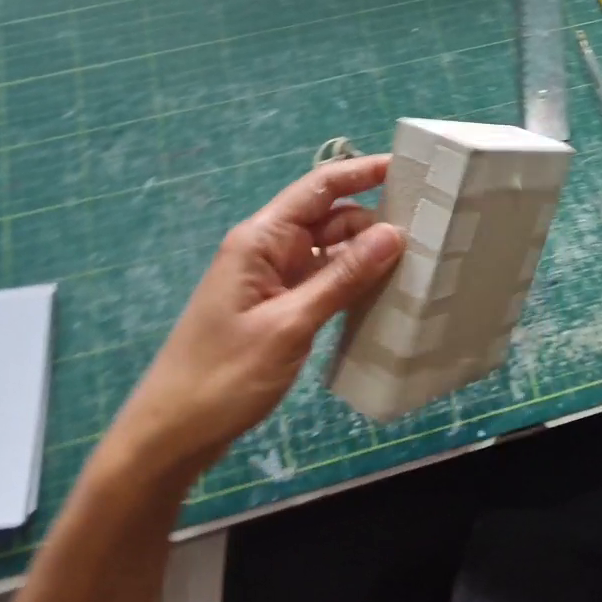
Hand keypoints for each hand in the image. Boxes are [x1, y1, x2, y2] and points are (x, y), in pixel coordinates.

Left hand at [109, 156, 405, 474]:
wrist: (173, 433)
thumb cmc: (224, 375)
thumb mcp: (290, 324)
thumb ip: (343, 278)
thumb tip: (393, 234)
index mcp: (261, 239)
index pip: (318, 188)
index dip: (361, 173)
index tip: (408, 168)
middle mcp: (268, 250)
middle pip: (330, 218)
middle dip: (374, 220)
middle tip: (428, 230)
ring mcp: (275, 280)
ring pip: (330, 251)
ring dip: (367, 255)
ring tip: (418, 260)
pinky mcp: (281, 307)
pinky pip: (325, 281)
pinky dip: (353, 282)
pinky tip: (386, 292)